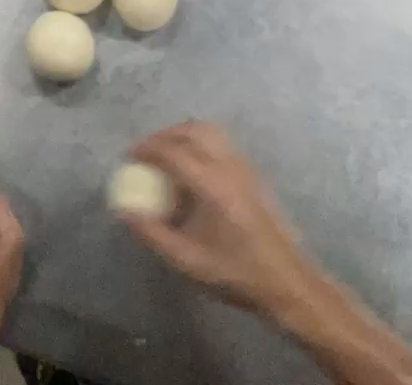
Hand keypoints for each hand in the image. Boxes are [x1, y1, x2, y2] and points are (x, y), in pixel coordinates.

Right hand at [124, 122, 324, 314]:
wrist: (287, 281)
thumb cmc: (236, 273)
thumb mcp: (187, 261)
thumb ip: (153, 233)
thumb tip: (125, 211)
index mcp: (212, 185)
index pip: (173, 151)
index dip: (147, 149)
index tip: (129, 157)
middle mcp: (229, 166)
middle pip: (192, 130)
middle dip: (164, 135)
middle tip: (145, 152)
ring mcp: (244, 166)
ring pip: (210, 131)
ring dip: (183, 134)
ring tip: (166, 155)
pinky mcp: (253, 172)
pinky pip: (221, 142)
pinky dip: (200, 142)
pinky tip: (191, 168)